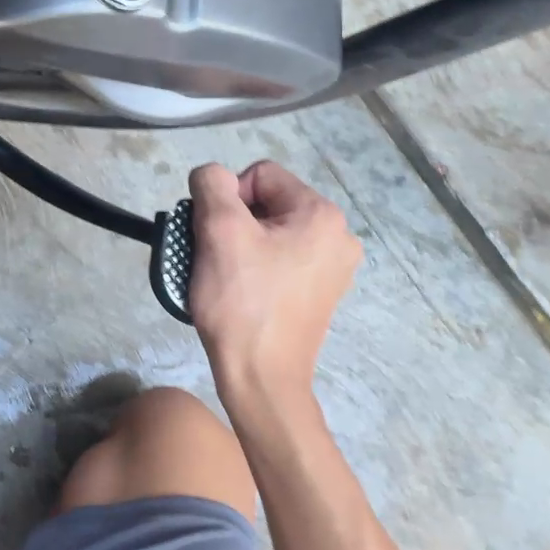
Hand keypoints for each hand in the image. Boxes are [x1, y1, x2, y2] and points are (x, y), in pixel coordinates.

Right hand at [188, 161, 362, 402]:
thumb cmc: (241, 300)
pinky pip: (280, 259)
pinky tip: (243, 291)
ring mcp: (334, 268)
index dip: (226, 197)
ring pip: (270, 232)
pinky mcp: (320, 293)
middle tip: (214, 255)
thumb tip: (211, 176)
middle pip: (266, 203)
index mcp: (321, 215)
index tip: (214, 233)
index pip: (259, 175)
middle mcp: (339, 236)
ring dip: (240, 245)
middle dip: (232, 222)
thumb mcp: (218, 230)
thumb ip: (211, 184)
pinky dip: (255, 267)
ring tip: (225, 274)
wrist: (261, 374)